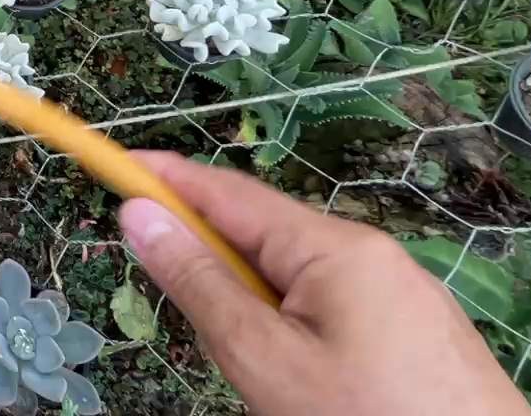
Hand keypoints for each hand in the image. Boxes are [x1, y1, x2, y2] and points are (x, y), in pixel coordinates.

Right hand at [118, 151, 528, 415]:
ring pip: (290, 271)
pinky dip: (285, 315)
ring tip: (245, 354)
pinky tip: (294, 368)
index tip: (110, 162)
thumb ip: (193, 278)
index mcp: (334, 247)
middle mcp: (372, 254)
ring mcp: (403, 294)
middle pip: (258, 230)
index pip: (223, 190)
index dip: (162, 174)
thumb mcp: (260, 357)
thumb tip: (135, 211)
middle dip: (208, 251)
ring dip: (247, 291)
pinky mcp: (420, 334)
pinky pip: (327, 301)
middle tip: (178, 299)